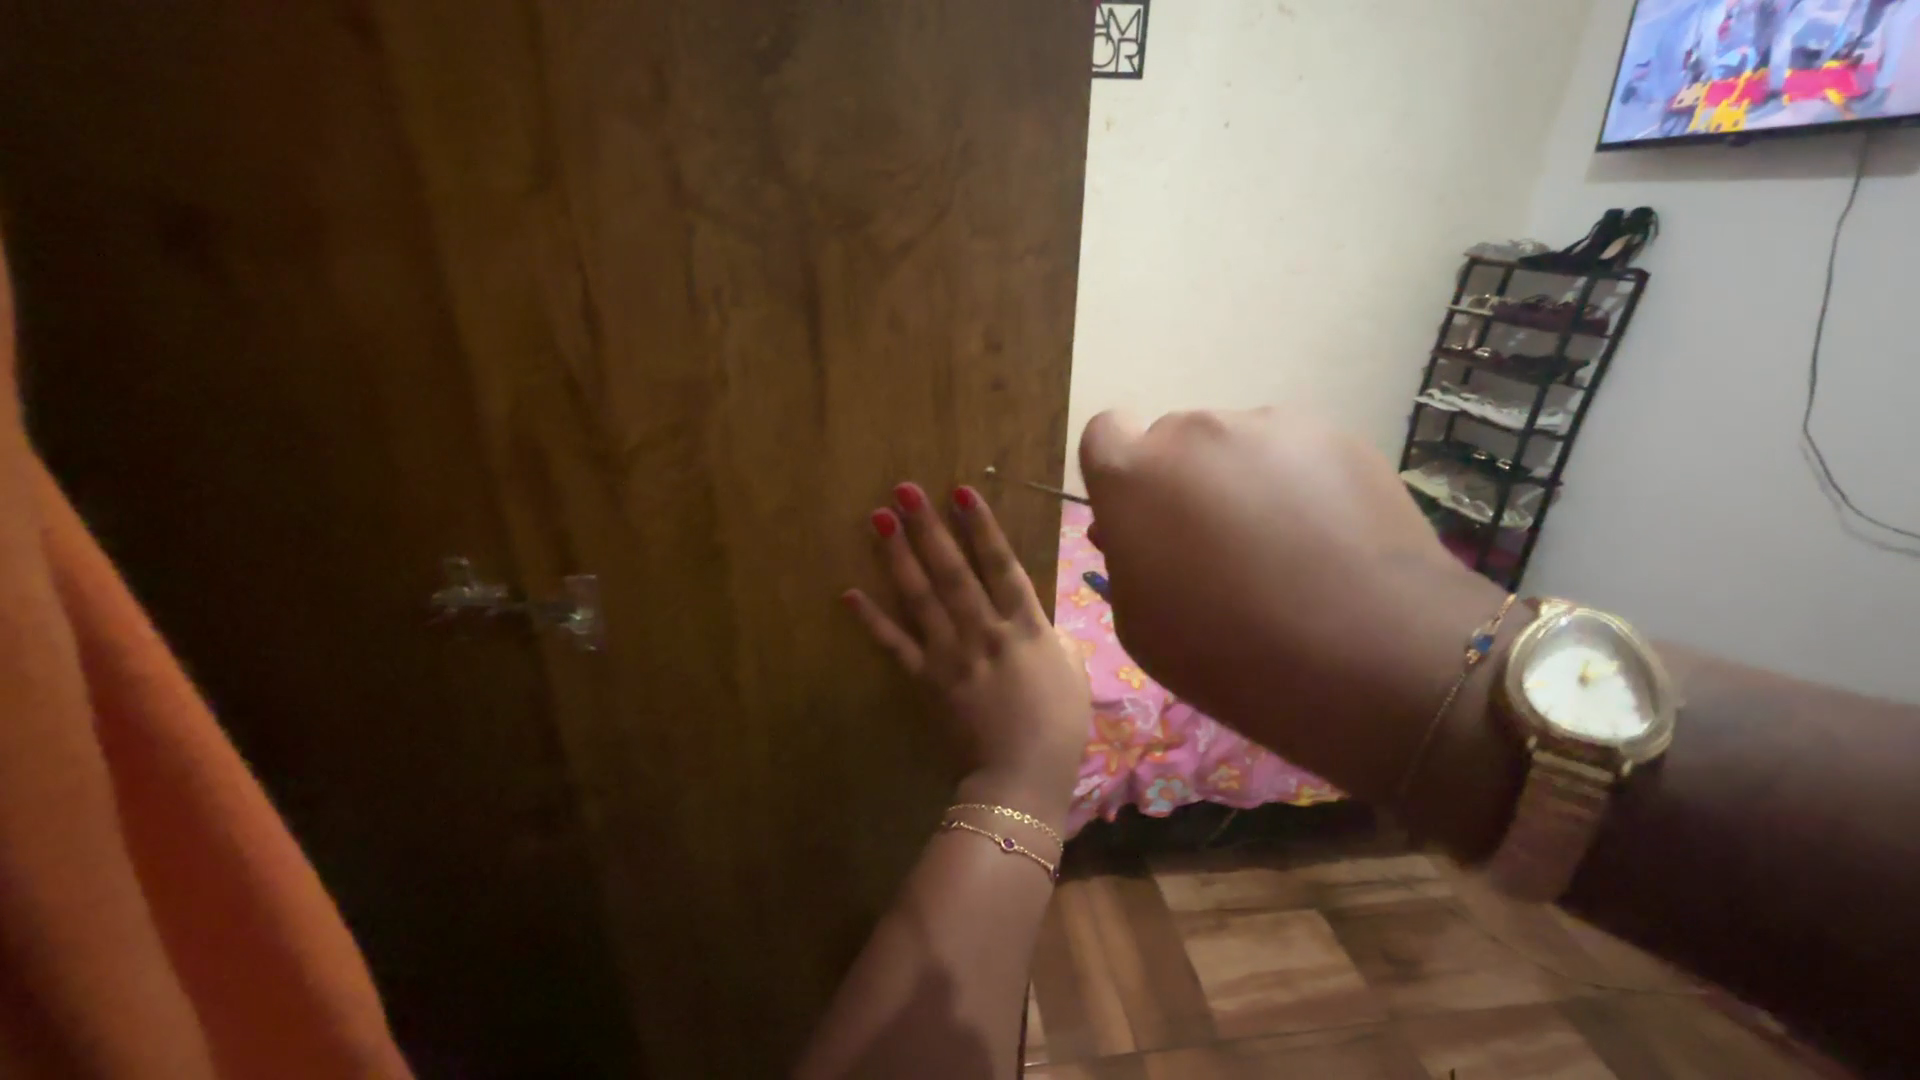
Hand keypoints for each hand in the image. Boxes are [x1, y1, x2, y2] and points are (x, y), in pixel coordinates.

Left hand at [843, 483, 1089, 817]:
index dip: (981, 526)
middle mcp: (984, 629)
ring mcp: (950, 654)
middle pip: (952, 570)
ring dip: (898, 556)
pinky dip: (871, 620)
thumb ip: (1054, 638)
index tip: (960, 491)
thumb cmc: (1058, 726)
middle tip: (904, 489)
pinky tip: (849, 593)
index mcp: (1025, 625)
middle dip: (928, 526)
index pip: (1001, 564)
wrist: (1021, 777)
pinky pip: (895, 646)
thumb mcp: (1073, 673)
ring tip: (879, 519)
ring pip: (920, 597)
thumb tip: (1039, 621)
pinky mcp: (925, 680)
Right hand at [1078, 408, 1509, 810]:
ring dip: (1238, 481)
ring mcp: (1270, 426)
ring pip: (1234, 444)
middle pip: (1172, 440)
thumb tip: (1130, 527)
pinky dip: (1296, 484)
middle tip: (1212, 545)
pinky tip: (1325, 540)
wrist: (1372, 655)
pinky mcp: (1336, 435)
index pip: (1103, 433)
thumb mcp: (1140, 626)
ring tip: (1280, 547)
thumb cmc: (1229, 654)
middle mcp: (1195, 432)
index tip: (1139, 516)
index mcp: (1133, 475)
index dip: (1118, 473)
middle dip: (1180, 481)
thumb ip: (1124, 558)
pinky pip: (1293, 453)